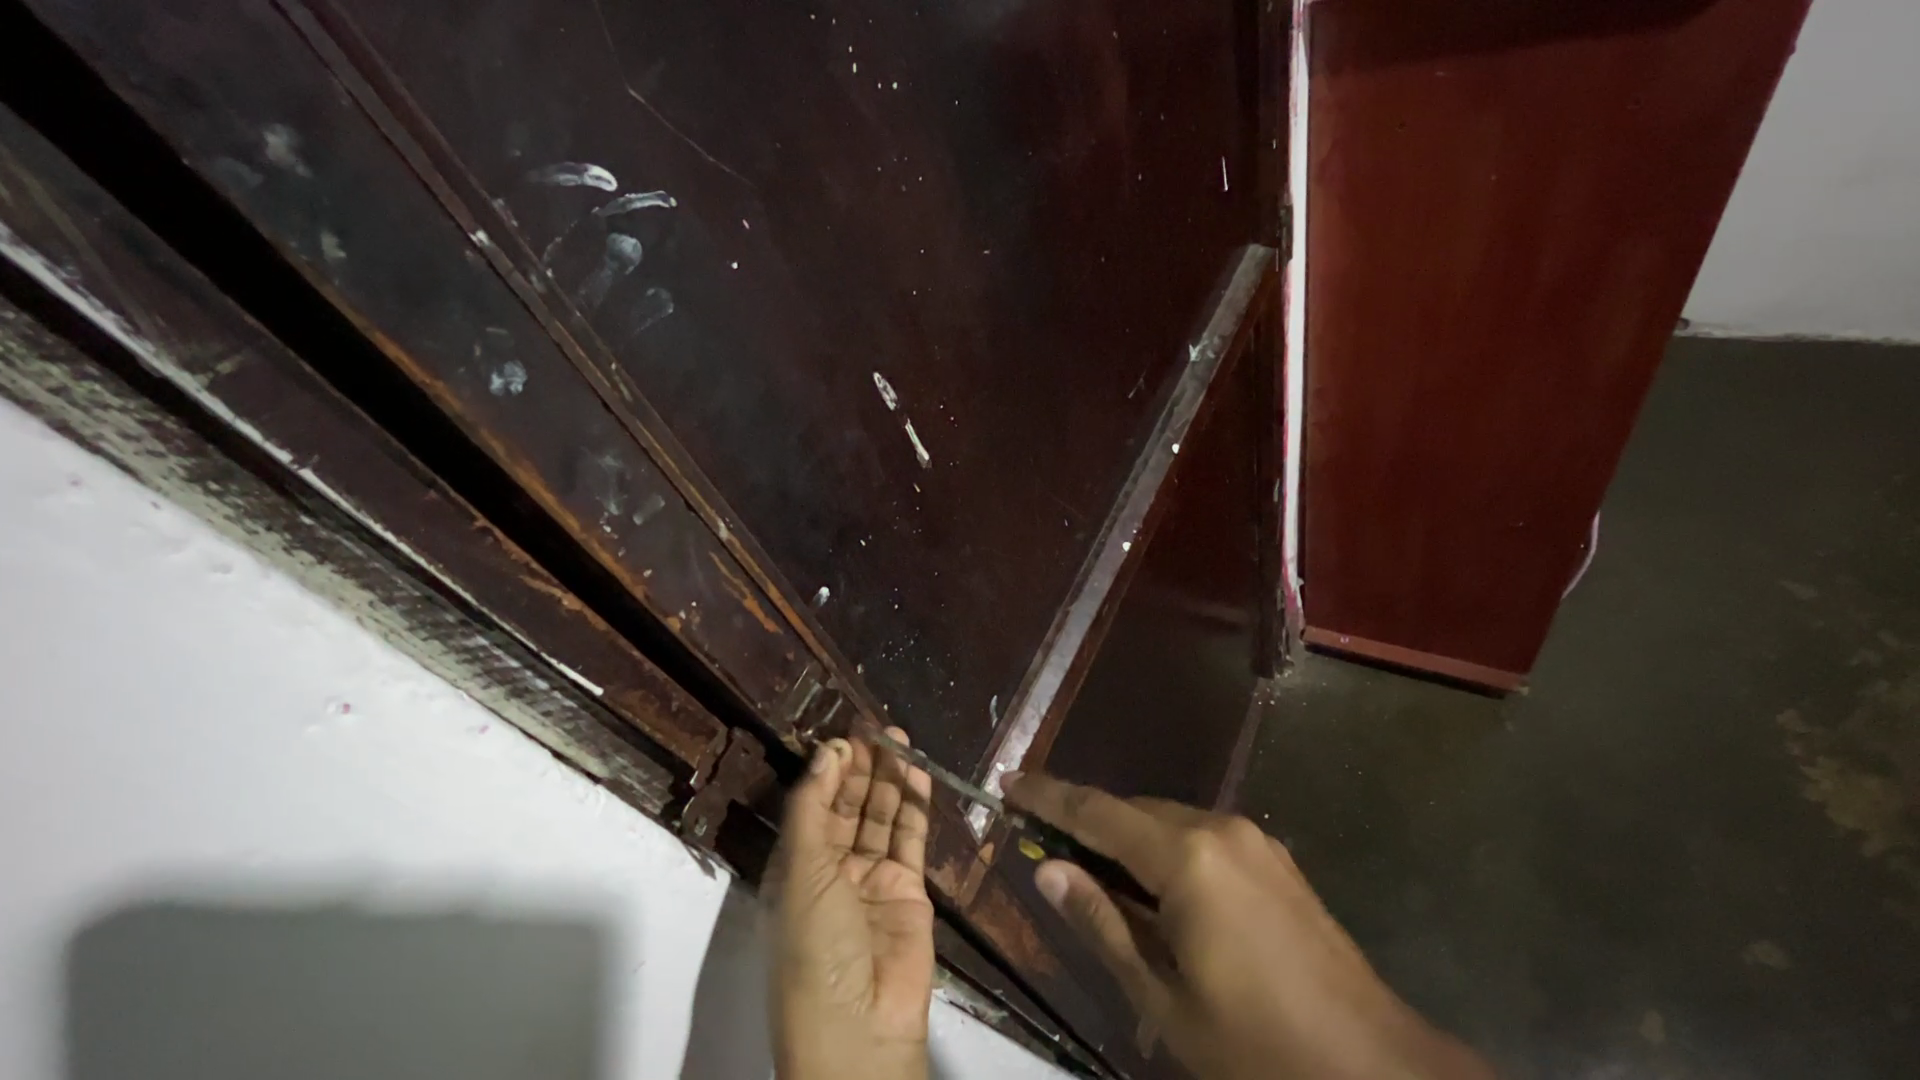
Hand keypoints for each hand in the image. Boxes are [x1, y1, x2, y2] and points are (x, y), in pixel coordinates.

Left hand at [765, 731, 935, 1079]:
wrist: (861, 1024)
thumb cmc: (815, 944)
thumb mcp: (801, 872)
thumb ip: (814, 808)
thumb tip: (826, 753)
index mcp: (795, 867)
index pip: (813, 807)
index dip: (827, 772)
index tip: (844, 737)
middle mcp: (832, 869)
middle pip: (848, 807)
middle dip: (862, 769)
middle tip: (877, 730)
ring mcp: (871, 879)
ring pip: (880, 818)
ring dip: (889, 780)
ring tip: (899, 739)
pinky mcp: (908, 889)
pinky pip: (909, 839)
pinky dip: (913, 806)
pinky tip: (917, 774)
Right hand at [1006, 773, 1494, 1079]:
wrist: (1378, 1068)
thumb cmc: (1258, 1045)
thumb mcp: (1163, 999)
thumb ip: (1102, 925)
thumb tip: (1048, 871)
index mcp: (1187, 859)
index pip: (1097, 813)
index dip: (1048, 798)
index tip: (1008, 785)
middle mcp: (1220, 831)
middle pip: (1132, 811)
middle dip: (1084, 821)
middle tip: (1039, 839)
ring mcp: (1254, 842)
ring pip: (1167, 822)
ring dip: (1124, 838)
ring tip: (1087, 868)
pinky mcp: (1275, 861)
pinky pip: (1200, 838)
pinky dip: (1162, 850)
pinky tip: (1149, 887)